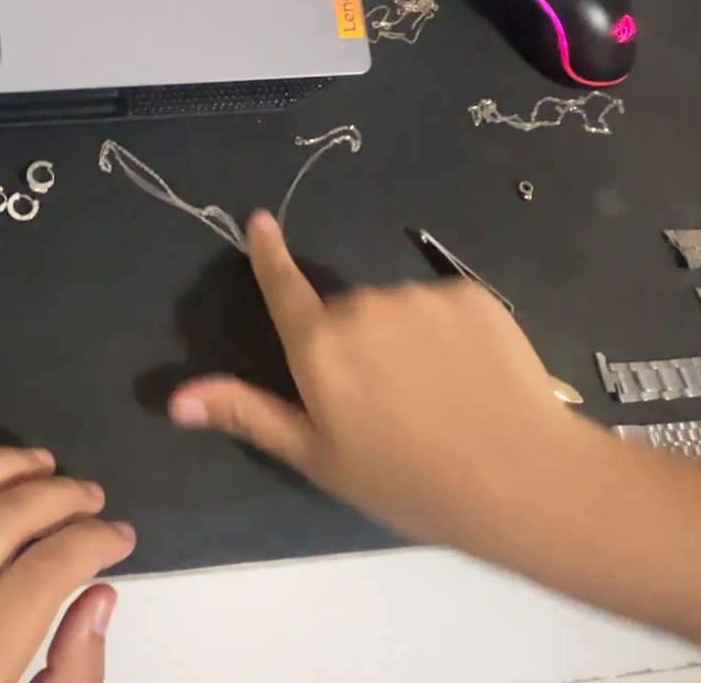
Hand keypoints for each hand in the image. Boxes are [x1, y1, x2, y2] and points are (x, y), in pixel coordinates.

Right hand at [168, 212, 594, 542]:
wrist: (525, 482)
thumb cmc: (407, 480)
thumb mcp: (316, 456)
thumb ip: (245, 413)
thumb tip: (176, 398)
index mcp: (318, 344)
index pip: (281, 284)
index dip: (268, 252)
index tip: (260, 219)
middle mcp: (360, 305)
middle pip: (344, 310)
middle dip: (354, 342)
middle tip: (386, 399)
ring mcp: (416, 295)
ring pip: (394, 307)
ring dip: (403, 338)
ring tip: (436, 393)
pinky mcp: (467, 292)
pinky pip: (441, 303)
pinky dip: (448, 331)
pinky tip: (470, 374)